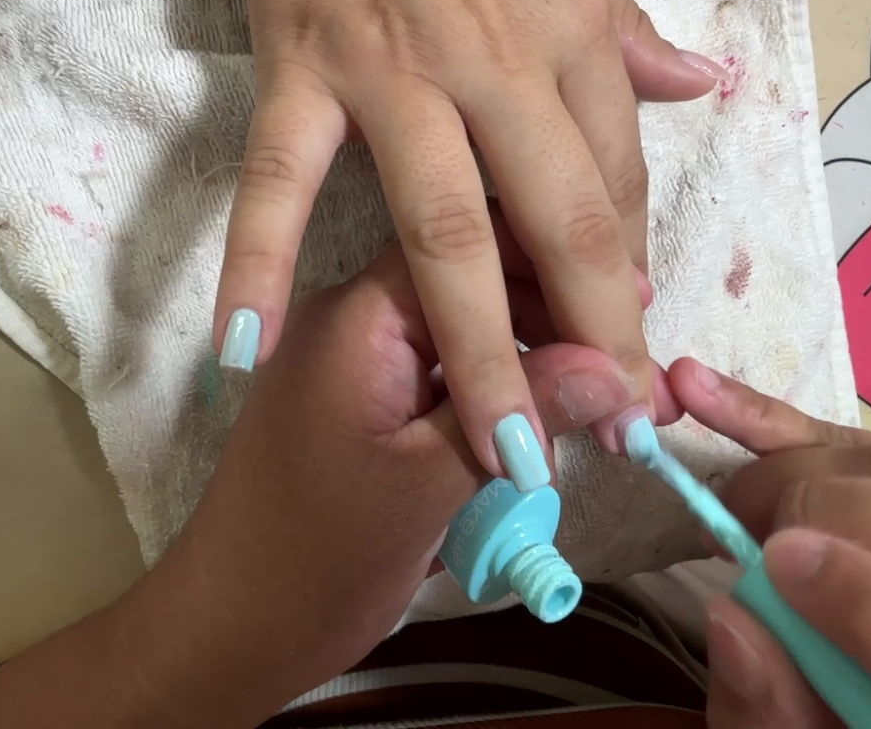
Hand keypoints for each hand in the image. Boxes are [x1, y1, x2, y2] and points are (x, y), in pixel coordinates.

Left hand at [158, 241, 651, 721]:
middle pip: (469, 286)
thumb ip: (521, 414)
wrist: (232, 622)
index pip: (465, 249)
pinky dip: (496, 389)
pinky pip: (441, 368)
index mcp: (357, 313)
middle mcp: (353, 314)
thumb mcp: (430, 482)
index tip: (634, 299)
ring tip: (612, 397)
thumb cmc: (319, 554)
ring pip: (461, 330)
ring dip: (532, 361)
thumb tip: (614, 368)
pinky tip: (551, 414)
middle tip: (638, 368)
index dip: (551, 267)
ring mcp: (357, 353)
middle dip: (555, 321)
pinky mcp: (365, 392)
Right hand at [207, 0, 720, 483]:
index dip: (628, 272)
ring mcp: (389, 72)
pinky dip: (257, 264)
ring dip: (476, 348)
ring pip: (442, 227)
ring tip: (501, 453)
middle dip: (589, 341)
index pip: (614, 174)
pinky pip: (278, 183)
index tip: (629, 354)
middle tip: (607, 447)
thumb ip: (624, 27)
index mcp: (564, 27)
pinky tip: (245, 352)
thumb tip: (699, 90)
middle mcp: (492, 62)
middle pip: (555, 220)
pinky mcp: (299, 71)